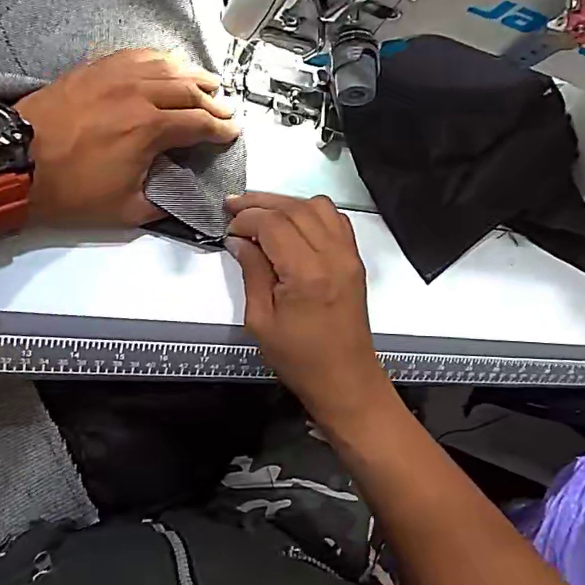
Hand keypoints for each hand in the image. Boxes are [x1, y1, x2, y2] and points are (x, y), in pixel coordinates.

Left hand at [15, 49, 240, 227]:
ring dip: (191, 74)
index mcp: (148, 128)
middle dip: (213, 100)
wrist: (16, 164)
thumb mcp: (124, 210)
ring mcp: (113, 77)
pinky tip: (164, 62)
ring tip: (206, 80)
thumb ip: (161, 200)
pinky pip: (134, 55)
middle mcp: (136, 94)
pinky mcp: (93, 70)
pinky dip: (157, 58)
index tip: (230, 132)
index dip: (221, 129)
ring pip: (166, 66)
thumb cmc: (64, 187)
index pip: (200, 123)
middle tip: (225, 109)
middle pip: (189, 89)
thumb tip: (177, 194)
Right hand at [225, 192, 393, 425]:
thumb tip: (239, 240)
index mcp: (307, 274)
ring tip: (261, 212)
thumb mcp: (261, 320)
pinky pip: (335, 218)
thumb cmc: (301, 359)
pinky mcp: (354, 259)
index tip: (229, 229)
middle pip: (294, 207)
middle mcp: (332, 256)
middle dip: (260, 202)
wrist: (346, 381)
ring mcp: (348, 255)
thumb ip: (252, 272)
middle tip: (234, 207)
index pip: (272, 223)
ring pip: (316, 205)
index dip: (246, 219)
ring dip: (286, 203)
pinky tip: (292, 223)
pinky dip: (310, 212)